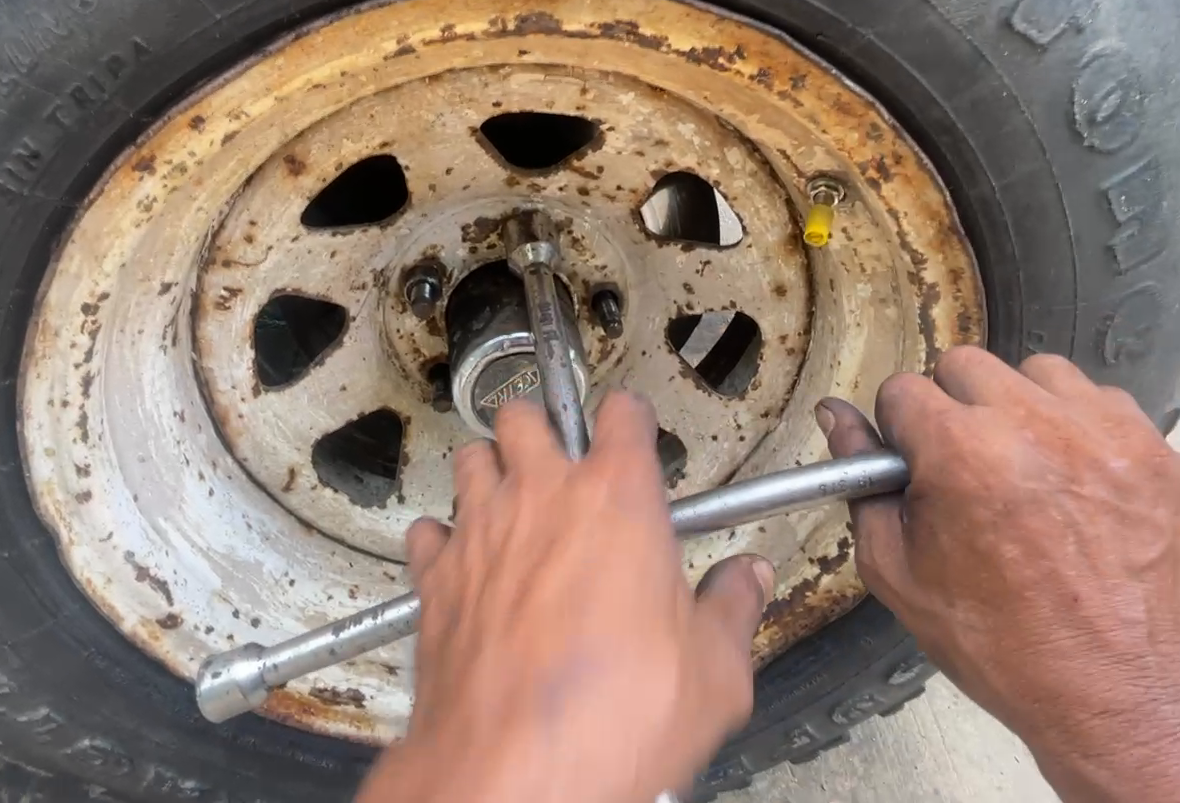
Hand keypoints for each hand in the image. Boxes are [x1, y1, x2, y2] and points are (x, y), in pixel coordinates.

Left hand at [358, 392, 774, 802]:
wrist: (514, 773)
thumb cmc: (612, 716)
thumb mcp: (713, 672)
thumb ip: (733, 609)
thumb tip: (750, 580)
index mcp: (617, 499)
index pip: (622, 413)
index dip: (630, 416)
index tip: (632, 427)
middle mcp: (542, 495)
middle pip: (524, 415)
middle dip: (540, 427)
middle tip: (557, 457)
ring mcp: (482, 529)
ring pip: (471, 457)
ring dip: (490, 470)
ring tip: (509, 499)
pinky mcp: (437, 574)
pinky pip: (429, 530)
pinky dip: (443, 537)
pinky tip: (463, 560)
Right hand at [820, 347, 1179, 801]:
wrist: (1121, 698)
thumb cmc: (993, 638)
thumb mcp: (894, 567)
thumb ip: (860, 480)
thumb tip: (833, 414)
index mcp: (960, 453)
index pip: (903, 389)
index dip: (899, 429)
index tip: (915, 465)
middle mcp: (1033, 427)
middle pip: (965, 364)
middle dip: (951, 405)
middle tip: (964, 462)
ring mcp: (1107, 436)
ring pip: (1035, 371)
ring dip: (1015, 405)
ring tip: (1022, 462)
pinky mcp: (1160, 454)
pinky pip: (1101, 400)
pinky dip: (1076, 424)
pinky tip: (1074, 476)